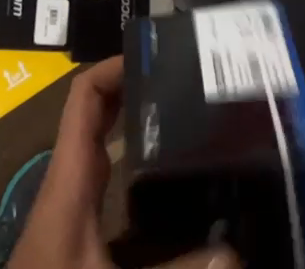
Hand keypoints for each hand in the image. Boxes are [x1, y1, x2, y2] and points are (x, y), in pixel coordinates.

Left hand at [8, 56, 236, 268]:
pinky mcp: (77, 227)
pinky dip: (132, 163)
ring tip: (184, 115)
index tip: (154, 54)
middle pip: (94, 115)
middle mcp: (68, 179)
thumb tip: (236, 252)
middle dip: (133, 89)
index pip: (83, 99)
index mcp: (68, 178)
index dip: (113, 68)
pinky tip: (169, 180)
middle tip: (183, 79)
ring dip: (133, 124)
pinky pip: (106, 177)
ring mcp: (71, 202)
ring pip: (100, 145)